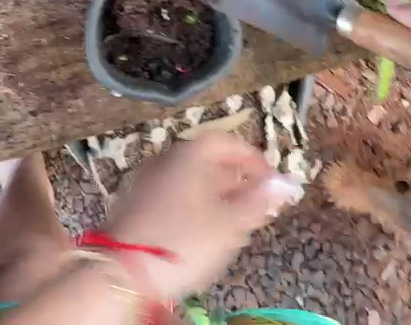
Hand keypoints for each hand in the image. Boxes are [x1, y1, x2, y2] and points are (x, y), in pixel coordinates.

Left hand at [99, 133, 299, 300]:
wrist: (123, 269)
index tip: (271, 181)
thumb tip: (287, 182)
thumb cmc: (184, 241)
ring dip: (217, 191)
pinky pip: (175, 190)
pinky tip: (202, 229)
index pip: (227, 141)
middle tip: (256, 201)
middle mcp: (168, 157)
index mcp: (191, 153)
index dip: (253, 158)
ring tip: (235, 219)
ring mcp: (149, 177)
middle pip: (208, 156)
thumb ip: (259, 201)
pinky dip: (195, 201)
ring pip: (191, 176)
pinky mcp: (137, 200)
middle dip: (236, 177)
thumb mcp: (230, 224)